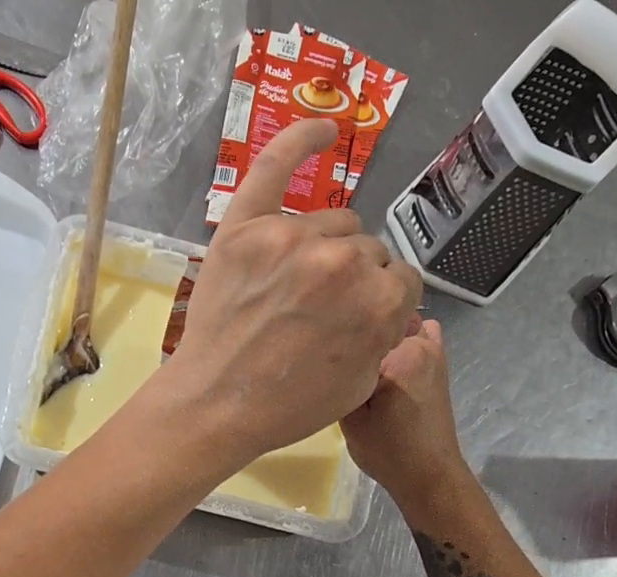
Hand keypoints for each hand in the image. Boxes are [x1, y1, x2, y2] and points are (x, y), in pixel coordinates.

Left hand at [152, 118, 421, 466]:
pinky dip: (300, 140)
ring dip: (325, 247)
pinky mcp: (246, 225)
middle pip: (366, 250)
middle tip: (315, 314)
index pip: (400, 279)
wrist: (216, 404)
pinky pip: (276, 165)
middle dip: (352, 280)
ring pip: (332, 223)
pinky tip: (324, 130)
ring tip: (292, 287)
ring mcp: (291, 236)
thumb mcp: (362, 383)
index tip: (353, 321)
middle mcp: (343, 259)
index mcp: (380, 300)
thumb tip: (390, 302)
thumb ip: (386, 332)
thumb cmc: (289, 406)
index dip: (379, 302)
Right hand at [339, 318, 473, 507]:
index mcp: (402, 350)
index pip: (364, 317)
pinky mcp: (438, 367)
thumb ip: (339, 378)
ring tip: (361, 358)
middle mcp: (423, 343)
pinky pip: (416, 340)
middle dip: (362, 328)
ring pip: (398, 327)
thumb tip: (325, 351)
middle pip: (382, 317)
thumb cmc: (388, 449)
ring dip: (382, 337)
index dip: (341, 326)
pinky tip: (382, 367)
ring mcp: (434, 353)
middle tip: (338, 352)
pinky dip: (400, 344)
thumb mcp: (350, 416)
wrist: (428, 476)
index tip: (322, 340)